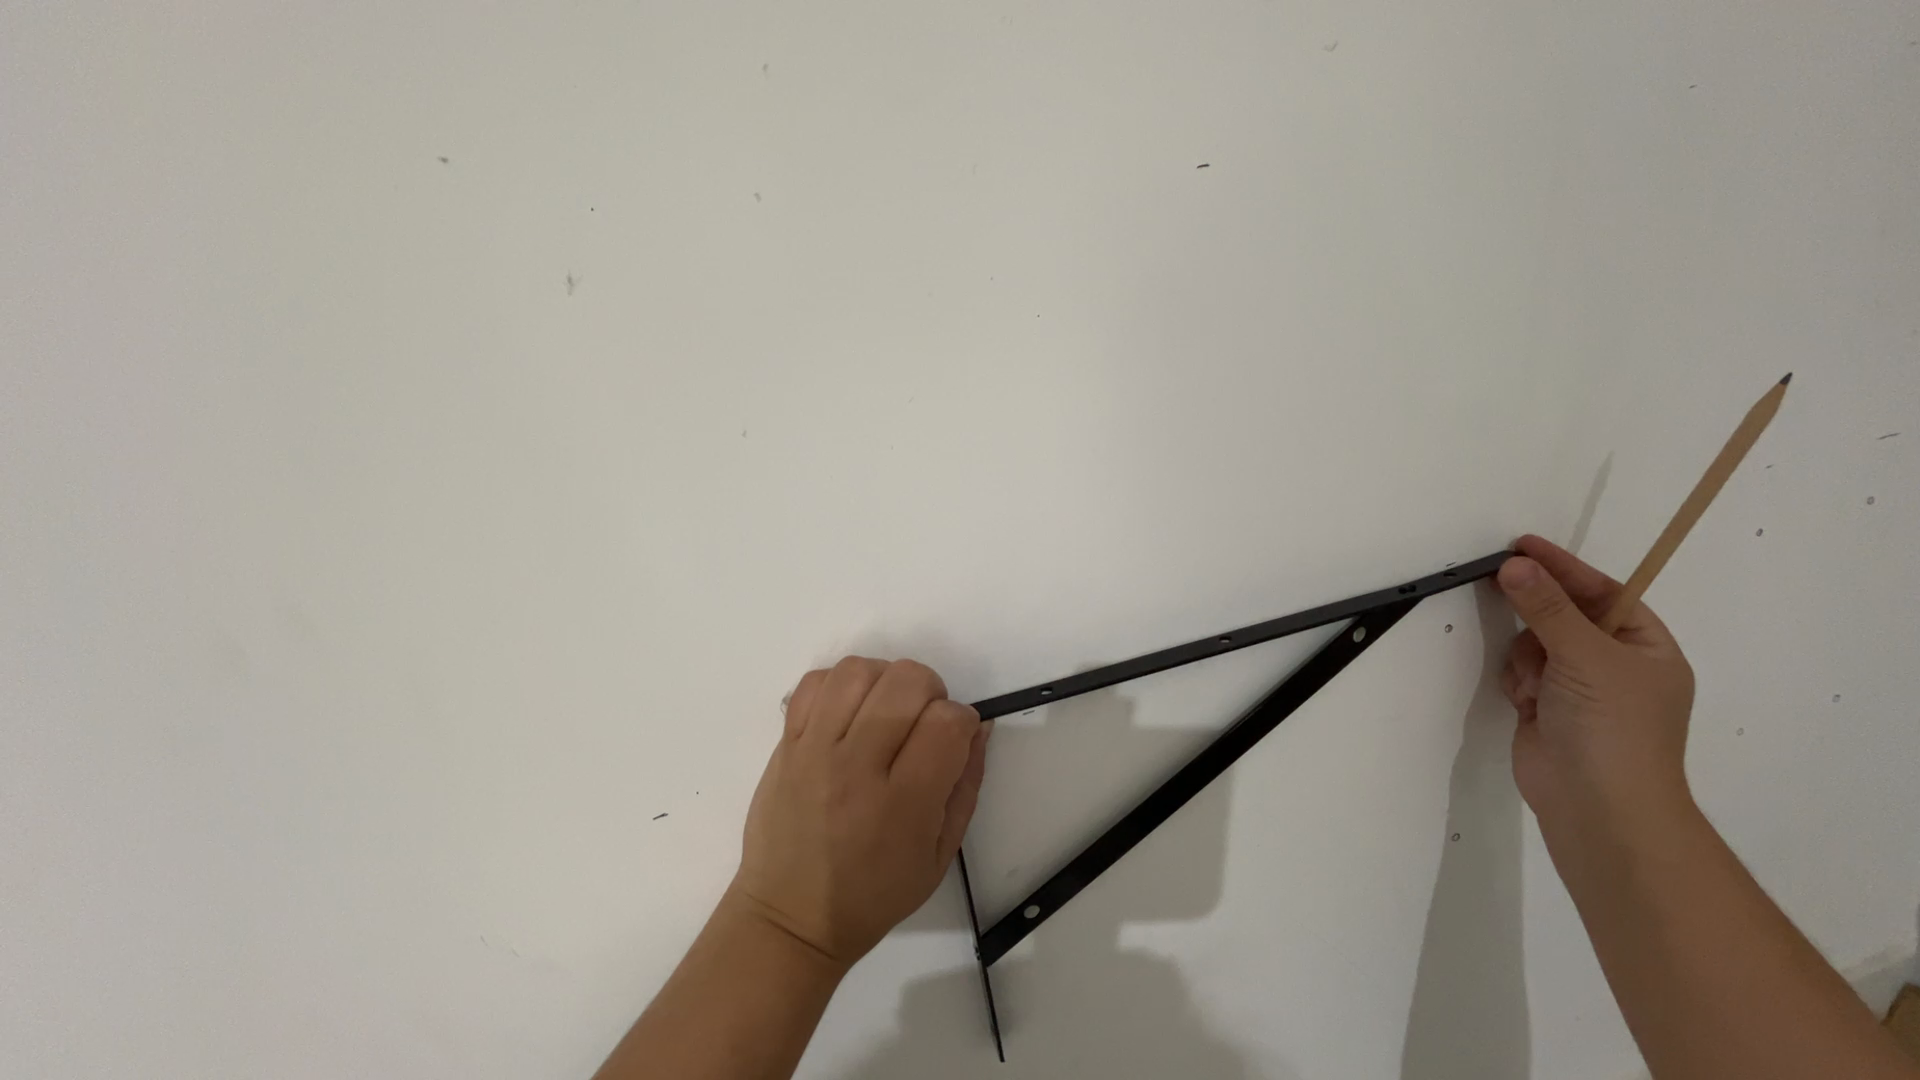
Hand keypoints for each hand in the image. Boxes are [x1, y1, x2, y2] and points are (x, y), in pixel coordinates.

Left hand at [729, 656, 989, 970]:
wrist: (790, 916)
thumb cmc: (874, 894)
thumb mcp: (940, 855)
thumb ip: (965, 785)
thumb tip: (978, 727)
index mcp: (903, 804)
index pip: (947, 722)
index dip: (962, 719)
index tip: (953, 739)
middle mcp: (857, 768)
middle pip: (906, 682)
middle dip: (929, 691)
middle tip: (922, 722)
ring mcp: (814, 751)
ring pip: (858, 671)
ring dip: (884, 680)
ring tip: (884, 710)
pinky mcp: (785, 744)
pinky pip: (813, 683)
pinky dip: (839, 684)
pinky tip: (848, 712)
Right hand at [1497, 535, 1696, 825]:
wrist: (1597, 805)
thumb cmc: (1612, 727)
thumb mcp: (1585, 657)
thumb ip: (1547, 608)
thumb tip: (1514, 565)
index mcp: (1646, 648)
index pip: (1603, 593)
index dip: (1564, 569)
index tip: (1521, 546)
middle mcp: (1614, 664)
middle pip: (1564, 616)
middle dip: (1539, 616)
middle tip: (1502, 584)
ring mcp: (1578, 688)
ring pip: (1535, 644)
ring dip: (1527, 658)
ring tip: (1535, 686)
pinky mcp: (1546, 708)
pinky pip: (1521, 672)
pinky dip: (1518, 681)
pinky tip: (1525, 702)